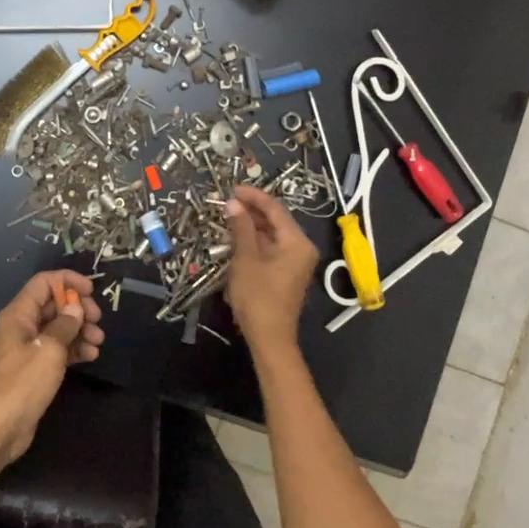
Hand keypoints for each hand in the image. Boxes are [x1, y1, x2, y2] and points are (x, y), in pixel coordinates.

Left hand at [0, 270, 104, 466]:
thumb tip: (75, 307)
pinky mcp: (31, 370)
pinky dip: (73, 349)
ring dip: (79, 330)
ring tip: (98, 342)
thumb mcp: (48, 350)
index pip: (43, 283)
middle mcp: (20, 327)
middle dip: (78, 309)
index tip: (91, 292)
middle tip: (98, 321)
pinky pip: (55, 349)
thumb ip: (65, 325)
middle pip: (52, 305)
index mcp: (18, 315)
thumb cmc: (20, 385)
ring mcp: (25, 349)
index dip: (68, 281)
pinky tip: (90, 356)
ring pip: (57, 328)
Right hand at [224, 184, 319, 354]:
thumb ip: (241, 228)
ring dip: (251, 226)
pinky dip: (255, 241)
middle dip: (251, 211)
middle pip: (276, 221)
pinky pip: (271, 248)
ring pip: (272, 235)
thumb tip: (234, 203)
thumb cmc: (258, 297)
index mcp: (297, 242)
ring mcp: (295, 262)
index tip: (232, 188)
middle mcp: (301, 248)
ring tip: (228, 217)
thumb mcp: (246, 259)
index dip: (254, 197)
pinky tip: (236, 238)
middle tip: (227, 202)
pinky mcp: (286, 273)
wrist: (269, 339)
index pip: (275, 209)